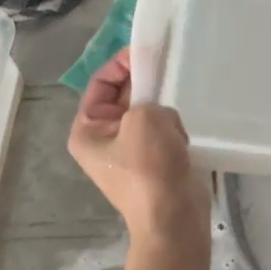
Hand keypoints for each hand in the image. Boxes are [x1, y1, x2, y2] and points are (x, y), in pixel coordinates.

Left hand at [68, 48, 210, 242]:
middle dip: (147, 89)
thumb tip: (159, 109)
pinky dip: (174, 131)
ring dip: (164, 114)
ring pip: (149, 115)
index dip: (123, 63)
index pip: (101, 83)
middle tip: (170, 71)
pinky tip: (183, 139)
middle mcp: (103, 140)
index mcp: (87, 130)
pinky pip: (164, 134)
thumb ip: (148, 98)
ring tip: (175, 123)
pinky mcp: (155, 164)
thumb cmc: (149, 168)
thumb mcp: (143, 119)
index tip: (149, 50)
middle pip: (125, 97)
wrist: (173, 219)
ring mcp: (130, 153)